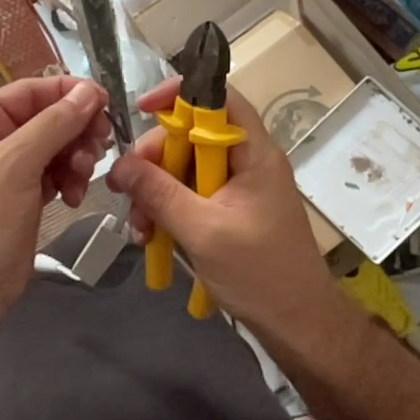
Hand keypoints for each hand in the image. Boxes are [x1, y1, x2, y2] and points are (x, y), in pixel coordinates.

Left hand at [0, 76, 111, 328]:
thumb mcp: (15, 165)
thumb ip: (55, 123)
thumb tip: (90, 90)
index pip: (29, 92)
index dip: (67, 92)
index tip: (106, 101)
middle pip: (46, 119)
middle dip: (75, 130)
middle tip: (100, 145)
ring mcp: (6, 174)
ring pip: (54, 148)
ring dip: (75, 158)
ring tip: (82, 178)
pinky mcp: (21, 201)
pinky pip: (53, 176)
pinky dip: (68, 181)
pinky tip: (72, 198)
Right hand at [105, 77, 336, 332]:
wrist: (300, 326)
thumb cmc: (259, 274)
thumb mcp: (201, 230)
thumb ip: (159, 192)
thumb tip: (120, 164)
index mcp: (254, 153)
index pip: (220, 98)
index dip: (181, 94)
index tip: (142, 109)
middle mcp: (248, 161)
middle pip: (193, 135)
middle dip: (155, 159)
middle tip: (127, 187)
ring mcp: (240, 188)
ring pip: (187, 168)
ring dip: (157, 191)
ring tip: (139, 226)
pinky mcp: (232, 211)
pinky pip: (193, 195)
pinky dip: (170, 209)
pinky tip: (151, 235)